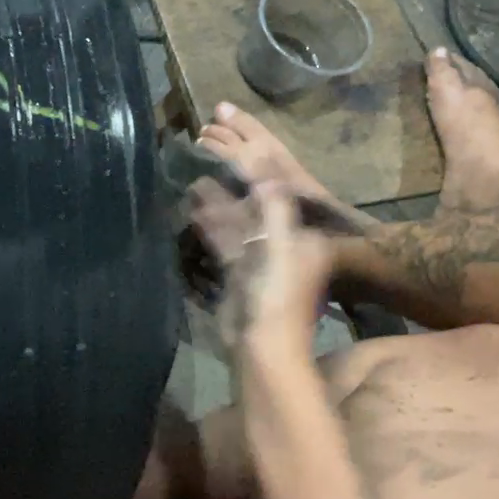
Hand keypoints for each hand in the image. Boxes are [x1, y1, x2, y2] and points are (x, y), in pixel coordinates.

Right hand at [193, 181, 333, 365]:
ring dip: (218, 206)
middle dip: (234, 189)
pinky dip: (212, 228)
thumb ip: (273, 205)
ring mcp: (260, 263)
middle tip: (210, 164)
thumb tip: (265, 166)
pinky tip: (193, 211)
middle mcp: (286, 247)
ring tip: (194, 181)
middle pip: (258, 210)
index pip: (283, 198)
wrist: (261, 346)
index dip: (261, 176)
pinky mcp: (239, 276)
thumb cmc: (278, 295)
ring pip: (238, 226)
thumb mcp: (281, 245)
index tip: (237, 153)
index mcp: (305, 240)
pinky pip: (225, 244)